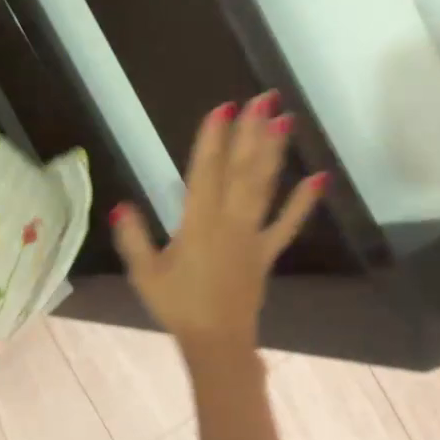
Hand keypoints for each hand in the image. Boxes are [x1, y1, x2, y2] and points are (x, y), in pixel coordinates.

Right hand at [109, 92, 326, 353]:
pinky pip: (288, 224)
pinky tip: (319, 178)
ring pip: (265, 187)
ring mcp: (253, 236)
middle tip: (263, 98)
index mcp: (198, 225)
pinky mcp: (267, 252)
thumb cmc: (176, 305)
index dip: (212, 140)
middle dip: (251, 133)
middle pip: (241, 171)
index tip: (222, 109)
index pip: (205, 174)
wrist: (216, 340)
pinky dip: (304, 201)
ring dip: (274, 152)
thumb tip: (121, 205)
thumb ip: (133, 238)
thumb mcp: (144, 273)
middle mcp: (230, 222)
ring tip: (284, 119)